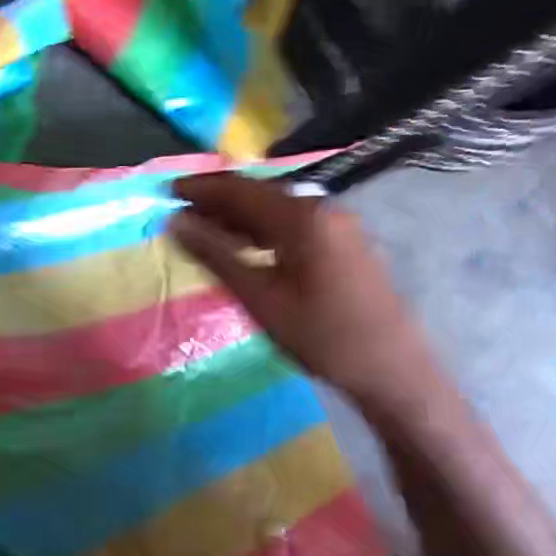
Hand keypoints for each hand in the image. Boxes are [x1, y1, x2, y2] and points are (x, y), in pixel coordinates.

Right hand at [169, 173, 432, 404]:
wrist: (390, 366)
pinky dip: (261, 229)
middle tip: (179, 212)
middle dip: (216, 200)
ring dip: (237, 215)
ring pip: (276, 208)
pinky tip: (242, 244)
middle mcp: (322, 208)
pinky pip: (292, 223)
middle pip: (259, 193)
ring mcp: (337, 224)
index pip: (240, 189)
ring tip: (201, 229)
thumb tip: (176, 223)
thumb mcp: (261, 298)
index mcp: (302, 216)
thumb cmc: (321, 336)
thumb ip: (217, 255)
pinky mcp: (342, 242)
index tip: (165, 193)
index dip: (200, 188)